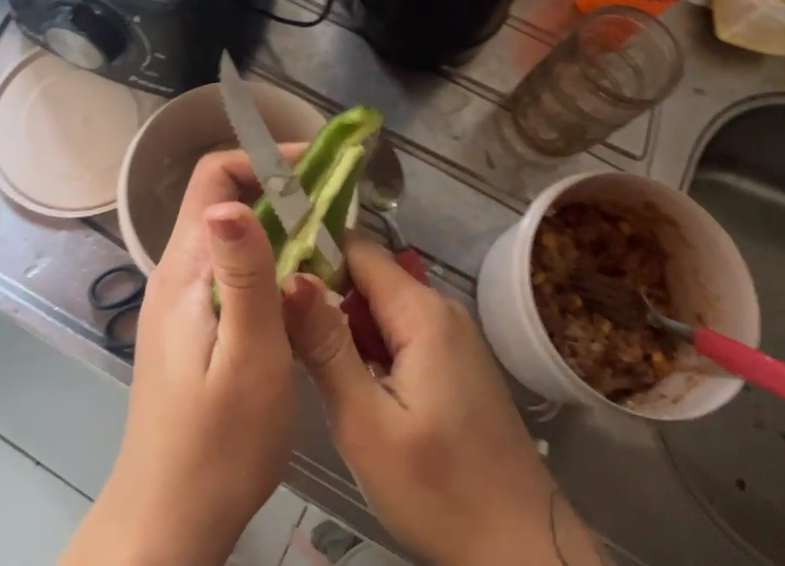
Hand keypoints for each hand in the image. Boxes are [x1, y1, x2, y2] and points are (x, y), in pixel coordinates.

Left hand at [63, 150, 299, 565]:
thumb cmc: (218, 444)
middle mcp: (177, 277)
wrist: (171, 517)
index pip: (214, 179)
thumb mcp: (247, 358)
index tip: (320, 174)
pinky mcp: (195, 332)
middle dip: (283, 195)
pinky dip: (272, 269)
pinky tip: (305, 297)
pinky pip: (235, 277)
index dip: (265, 162)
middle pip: (226, 204)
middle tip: (340, 213)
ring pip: (234, 242)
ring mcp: (183, 306)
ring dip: (282, 234)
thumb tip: (230, 201)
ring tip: (332, 251)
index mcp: (184, 272)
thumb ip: (244, 277)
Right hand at [282, 239, 602, 565]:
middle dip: (321, 296)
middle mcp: (441, 311)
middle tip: (273, 325)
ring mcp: (452, 340)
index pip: (357, 249)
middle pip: (368, 279)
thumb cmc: (438, 490)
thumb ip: (326, 346)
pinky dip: (368, 350)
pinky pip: (400, 337)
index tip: (265, 273)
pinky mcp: (454, 367)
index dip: (310, 254)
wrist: (519, 548)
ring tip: (296, 351)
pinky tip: (342, 379)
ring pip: (381, 311)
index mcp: (422, 312)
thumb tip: (289, 276)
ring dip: (341, 327)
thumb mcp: (365, 422)